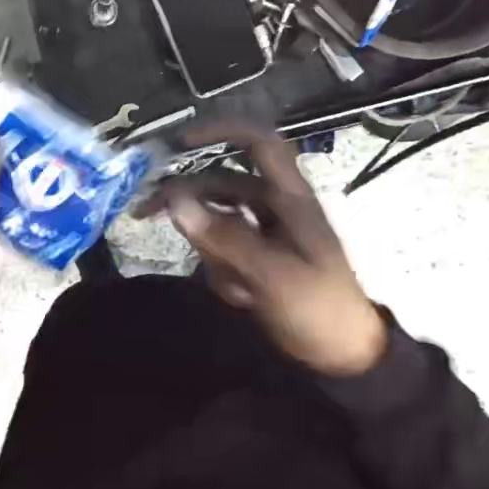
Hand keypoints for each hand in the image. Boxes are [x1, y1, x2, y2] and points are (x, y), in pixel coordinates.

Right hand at [141, 124, 386, 376]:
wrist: (343, 357)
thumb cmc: (317, 308)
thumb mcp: (271, 274)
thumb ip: (223, 237)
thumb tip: (175, 199)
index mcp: (290, 197)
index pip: (259, 143)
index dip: (222, 131)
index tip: (180, 142)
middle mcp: (275, 207)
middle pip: (221, 184)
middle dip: (189, 200)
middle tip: (144, 212)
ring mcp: (266, 234)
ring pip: (218, 223)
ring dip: (213, 253)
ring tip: (234, 290)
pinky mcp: (258, 259)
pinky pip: (224, 252)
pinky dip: (223, 272)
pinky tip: (241, 298)